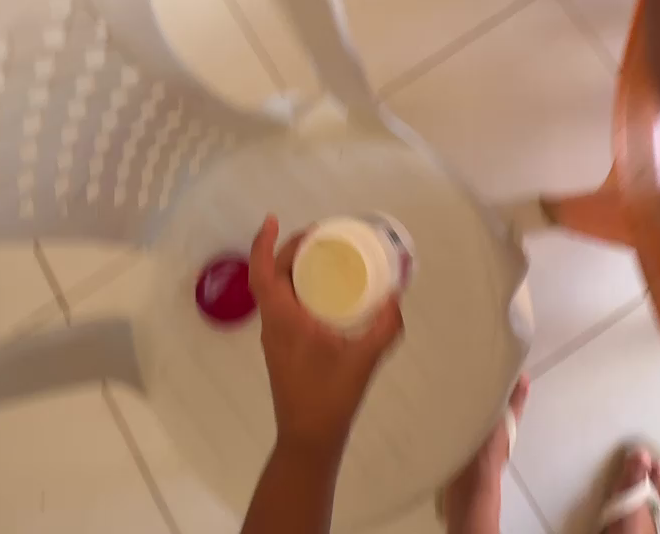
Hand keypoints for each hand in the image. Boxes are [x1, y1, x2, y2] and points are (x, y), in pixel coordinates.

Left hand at [249, 215, 403, 455]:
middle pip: (269, 276)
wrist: (308, 441)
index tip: (273, 218)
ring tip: (320, 254)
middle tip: (317, 234)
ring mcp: (275, 337)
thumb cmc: (329, 399)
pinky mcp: (283, 347)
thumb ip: (383, 327)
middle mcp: (273, 323)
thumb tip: (397, 294)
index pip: (262, 273)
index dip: (263, 243)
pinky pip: (282, 303)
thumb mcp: (363, 360)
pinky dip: (296, 287)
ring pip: (274, 290)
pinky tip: (322, 291)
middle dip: (287, 249)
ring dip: (289, 268)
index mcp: (284, 319)